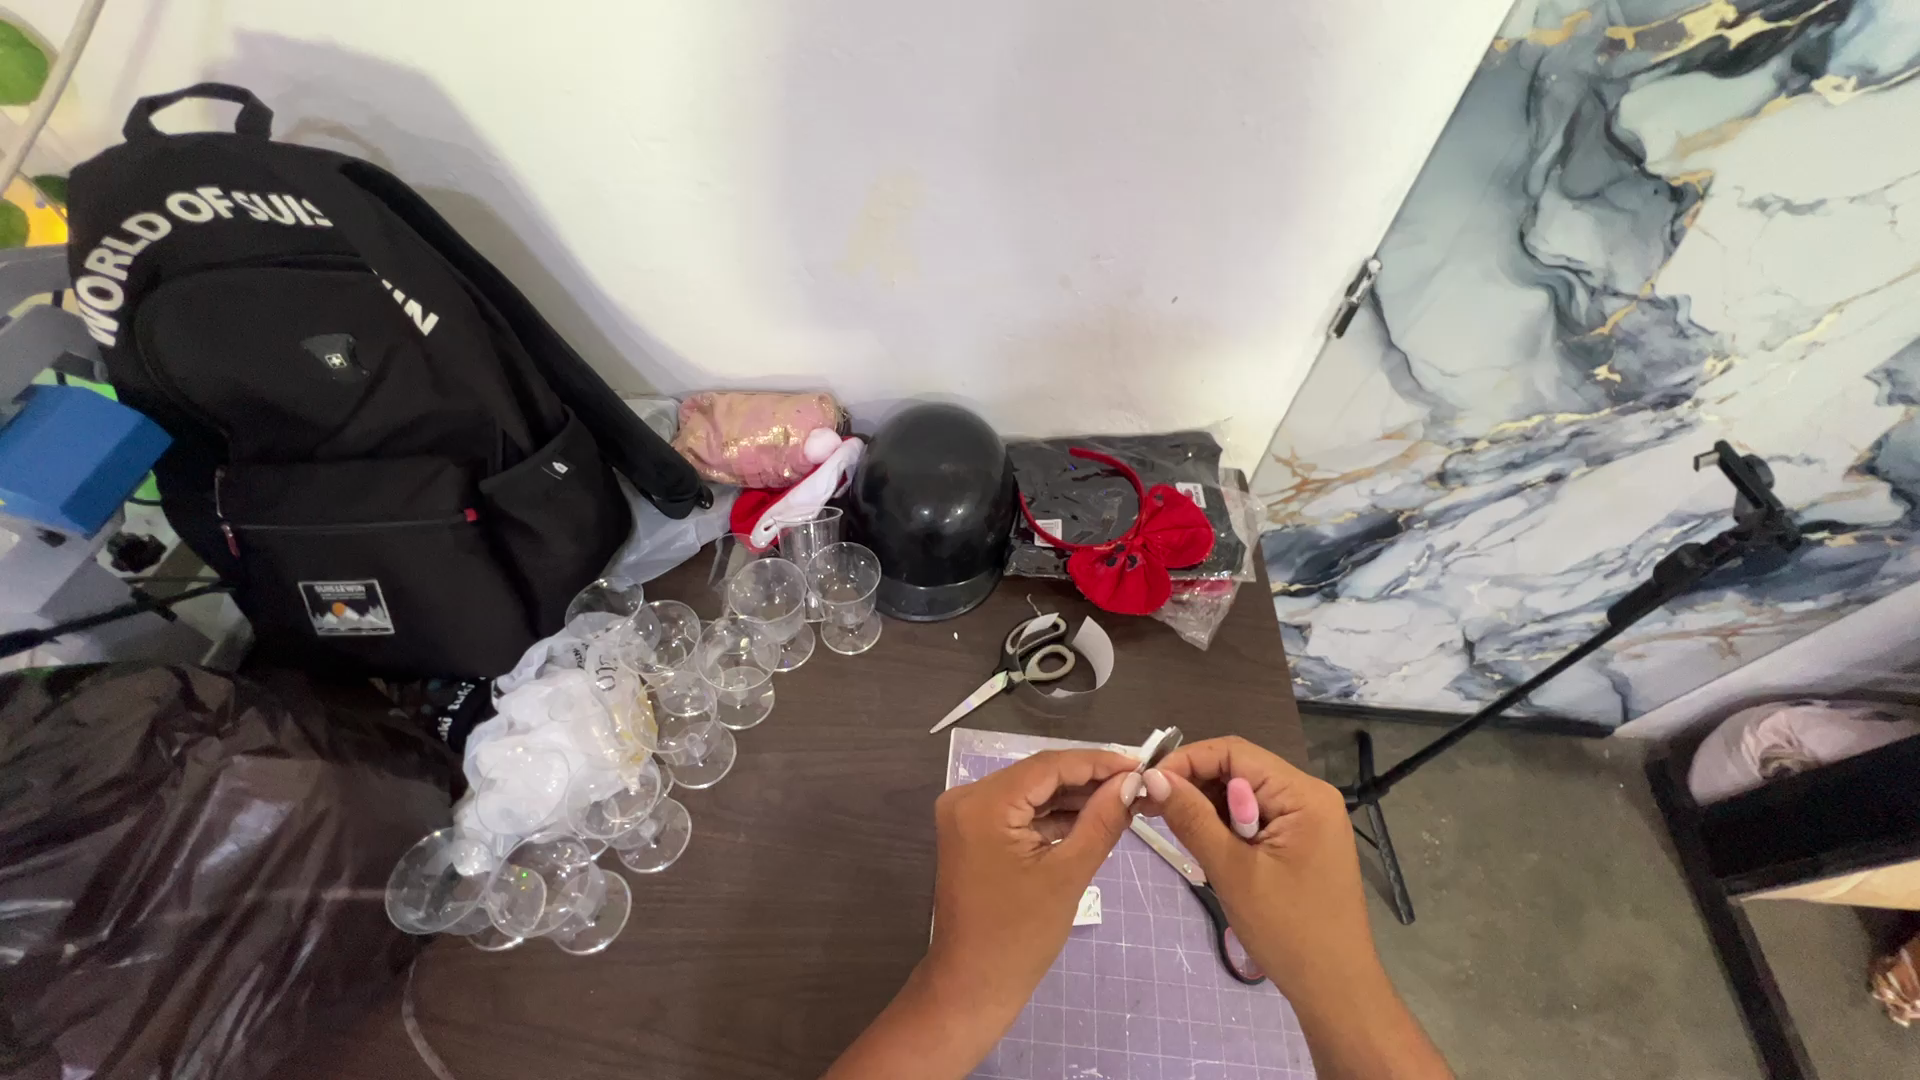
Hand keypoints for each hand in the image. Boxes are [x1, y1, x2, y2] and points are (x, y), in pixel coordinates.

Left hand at [926, 748, 1138, 1010]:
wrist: (972, 987)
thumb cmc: (1020, 937)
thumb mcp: (1068, 874)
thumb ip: (1101, 821)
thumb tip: (1131, 783)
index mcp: (984, 803)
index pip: (1049, 766)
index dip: (1097, 761)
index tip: (1139, 764)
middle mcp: (968, 797)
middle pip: (1038, 775)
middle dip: (1088, 779)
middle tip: (1136, 783)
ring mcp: (967, 814)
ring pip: (1030, 792)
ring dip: (1072, 797)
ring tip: (1122, 798)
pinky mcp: (973, 831)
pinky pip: (1018, 811)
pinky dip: (1052, 815)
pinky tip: (1091, 816)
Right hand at [1134, 736, 1371, 1000]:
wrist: (1337, 992)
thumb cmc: (1288, 931)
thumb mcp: (1232, 871)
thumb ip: (1191, 817)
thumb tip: (1152, 776)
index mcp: (1303, 795)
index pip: (1234, 753)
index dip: (1187, 760)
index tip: (1149, 783)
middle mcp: (1309, 795)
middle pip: (1238, 768)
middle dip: (1193, 782)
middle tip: (1151, 805)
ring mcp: (1307, 818)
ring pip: (1242, 790)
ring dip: (1205, 804)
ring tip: (1170, 823)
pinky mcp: (1300, 839)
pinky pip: (1253, 813)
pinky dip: (1223, 823)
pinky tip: (1202, 840)